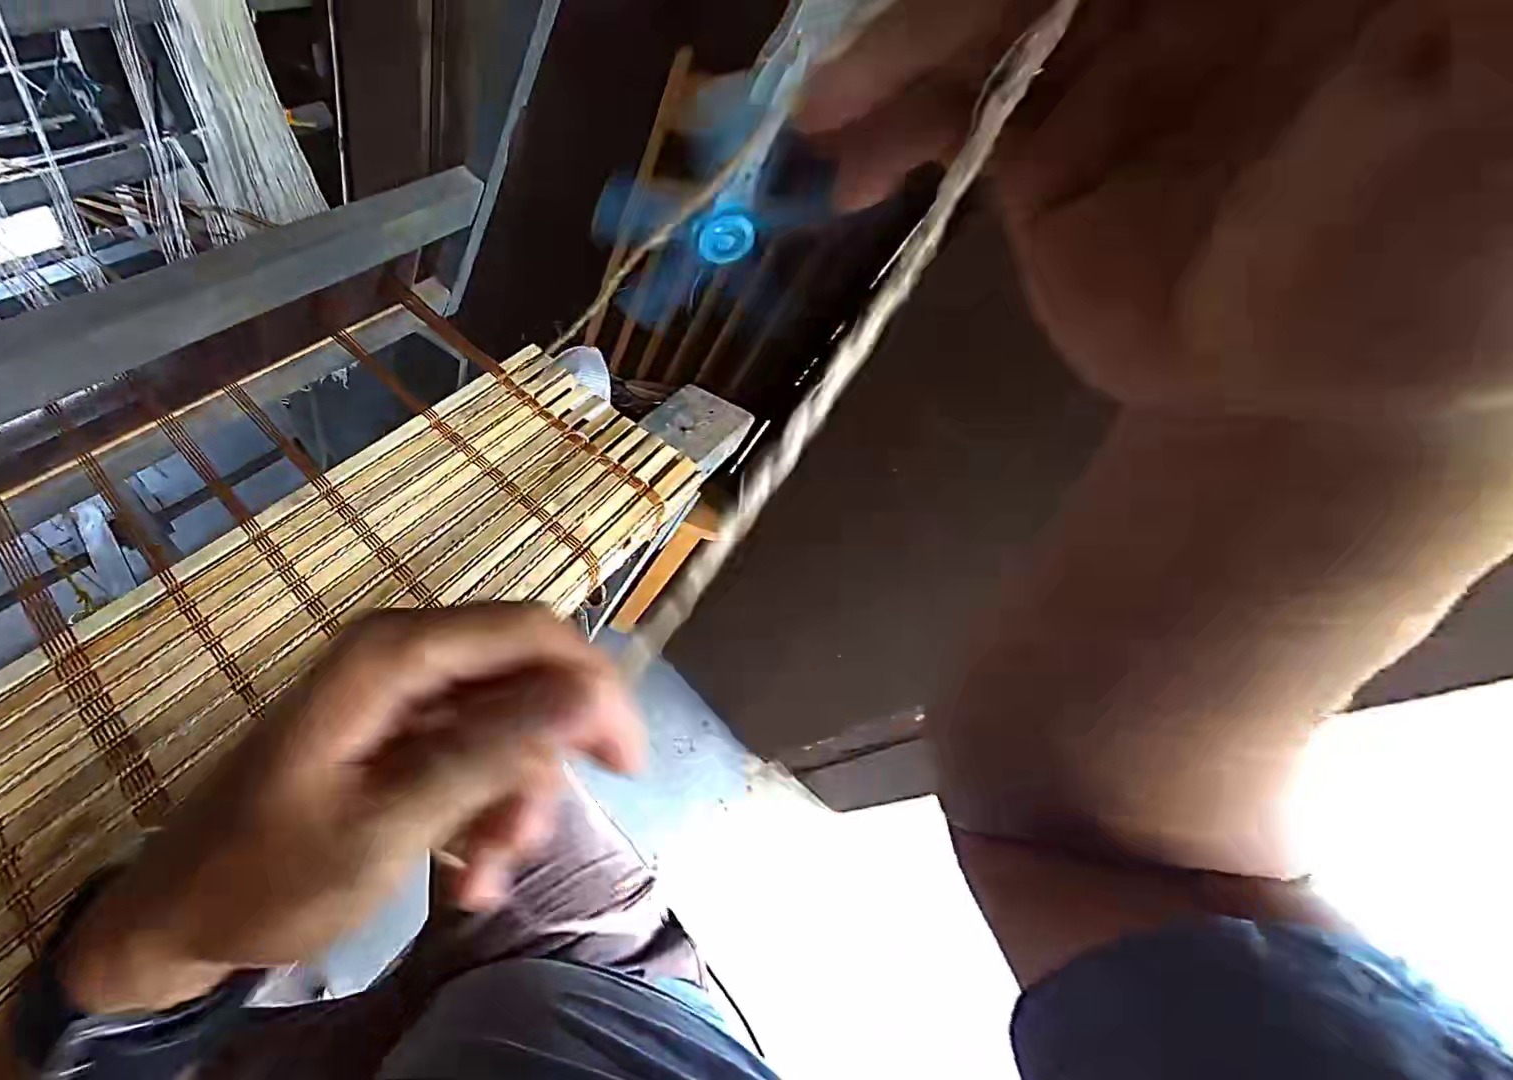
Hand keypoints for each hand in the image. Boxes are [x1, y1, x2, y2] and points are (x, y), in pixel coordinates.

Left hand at [58, 604, 642, 1012]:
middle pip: (523, 670)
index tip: (626, 758)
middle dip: (549, 753)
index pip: (526, 631)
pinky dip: (488, 800)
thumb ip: (485, 754)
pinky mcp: (406, 724)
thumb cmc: (269, 875)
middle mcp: (405, 652)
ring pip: (508, 717)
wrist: (183, 911)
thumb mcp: (387, 827)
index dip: (590, 683)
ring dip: (514, 792)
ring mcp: (405, 688)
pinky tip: (470, 865)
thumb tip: (582, 695)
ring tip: (487, 870)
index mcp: (392, 653)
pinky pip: (478, 744)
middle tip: (548, 830)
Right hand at [799, 0, 1512, 420]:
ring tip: (823, 114)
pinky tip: (856, 177)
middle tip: (851, 59)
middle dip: (938, 4)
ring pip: (984, 27)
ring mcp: (1115, 62)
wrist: (1306, 384)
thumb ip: (1416, 6)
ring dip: (894, 61)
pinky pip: (952, 120)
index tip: (973, 1)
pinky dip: (895, 136)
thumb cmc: (1452, 245)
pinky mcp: (1041, 151)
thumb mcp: (1501, 62)